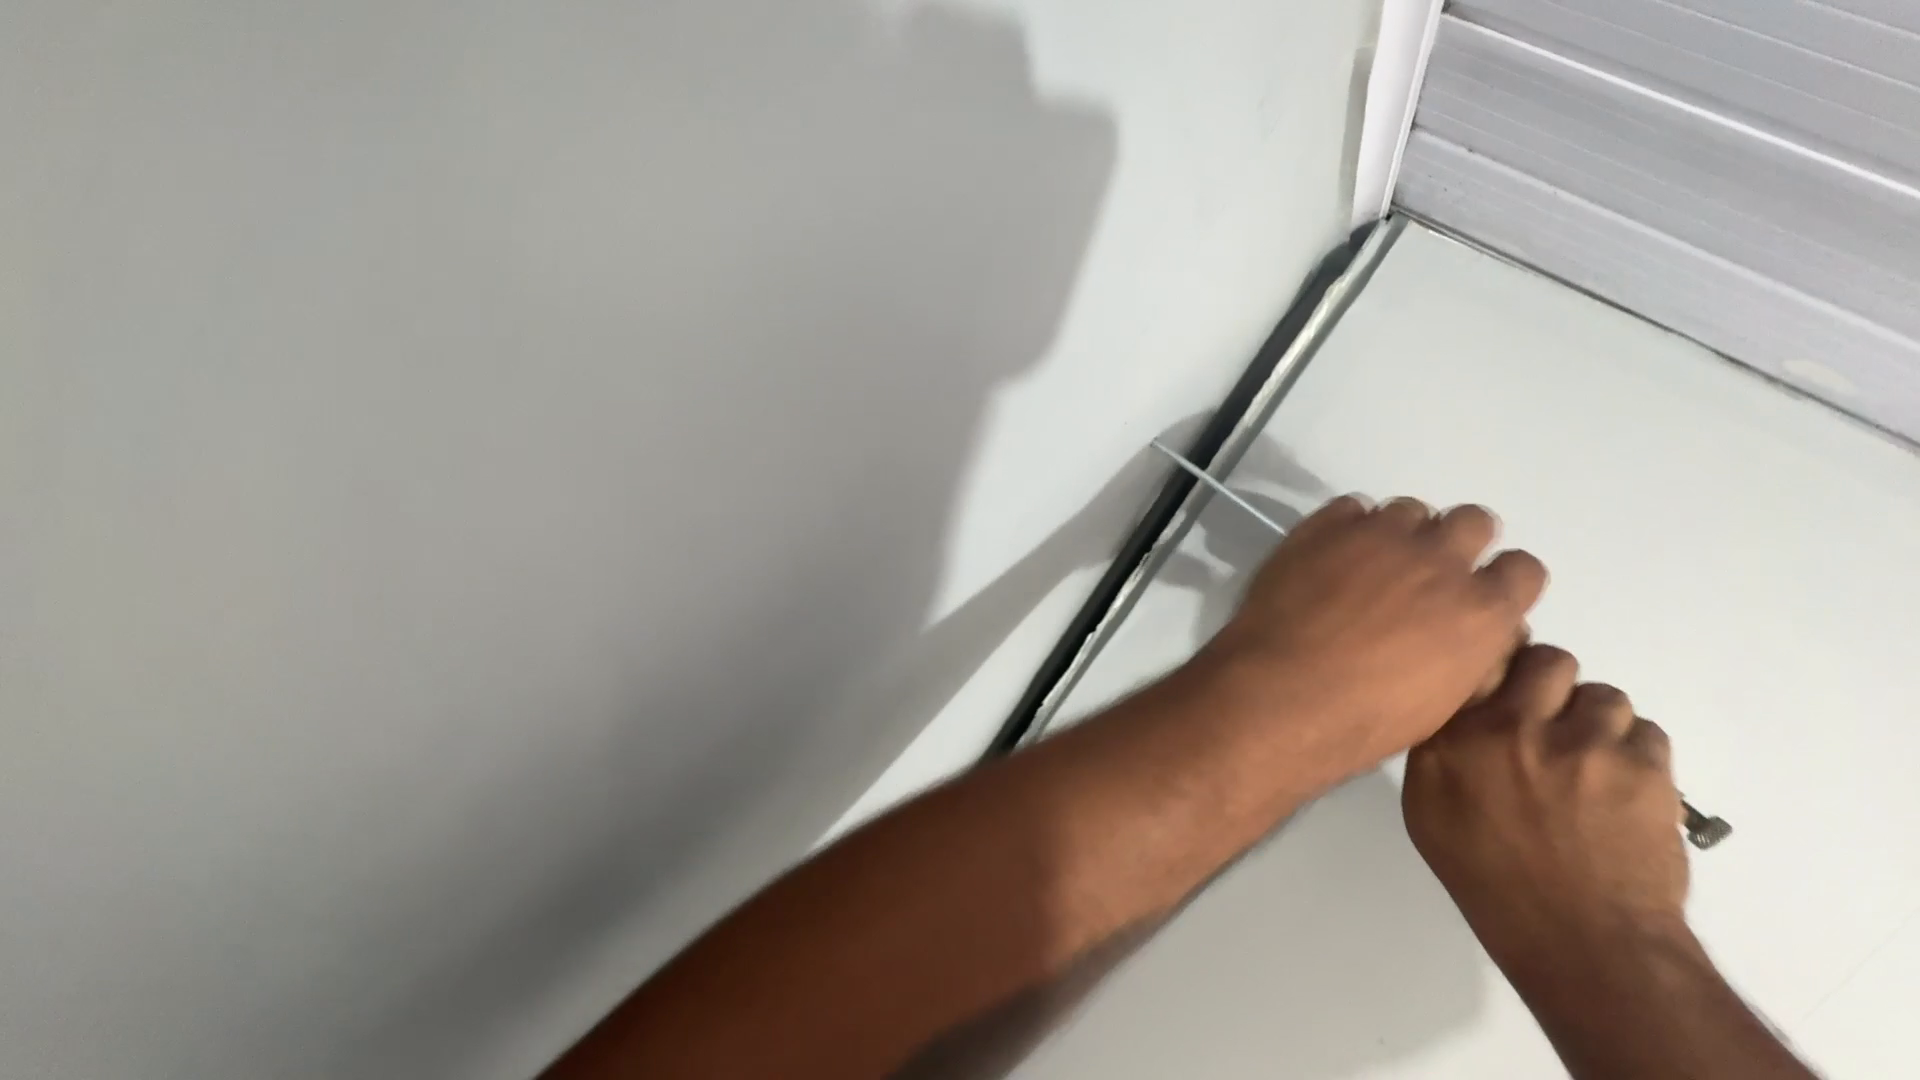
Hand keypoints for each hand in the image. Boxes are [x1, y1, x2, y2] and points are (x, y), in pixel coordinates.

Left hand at [1202, 495, 1545, 778]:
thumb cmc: (1365, 718)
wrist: (1283, 693)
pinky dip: (1347, 526)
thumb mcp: (1444, 700)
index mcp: (1482, 610)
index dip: (1498, 579)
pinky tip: (1330, 555)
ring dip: (1399, 532)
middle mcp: (1440, 561)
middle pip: (1472, 522)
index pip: (1523, 569)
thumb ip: (1468, 653)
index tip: (1472, 593)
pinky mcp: (1326, 526)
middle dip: (1454, 542)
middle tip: (1422, 570)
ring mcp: (1381, 536)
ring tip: (1369, 564)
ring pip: (1409, 510)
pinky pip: (1350, 508)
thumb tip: (1463, 634)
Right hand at [1402, 645, 1689, 965]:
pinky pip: (1647, 731)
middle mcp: (1515, 727)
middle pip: (1548, 659)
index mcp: (1455, 736)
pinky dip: (1634, 751)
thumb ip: (1437, 747)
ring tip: (1589, 761)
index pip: (1476, 658)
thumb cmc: (1488, 875)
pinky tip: (1619, 785)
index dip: (1494, 651)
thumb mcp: (1427, 808)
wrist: (1581, 937)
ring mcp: (1585, 745)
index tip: (1501, 663)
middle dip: (1552, 682)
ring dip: (1596, 720)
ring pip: (1604, 695)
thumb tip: (1456, 706)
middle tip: (1549, 718)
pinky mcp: (1645, 768)